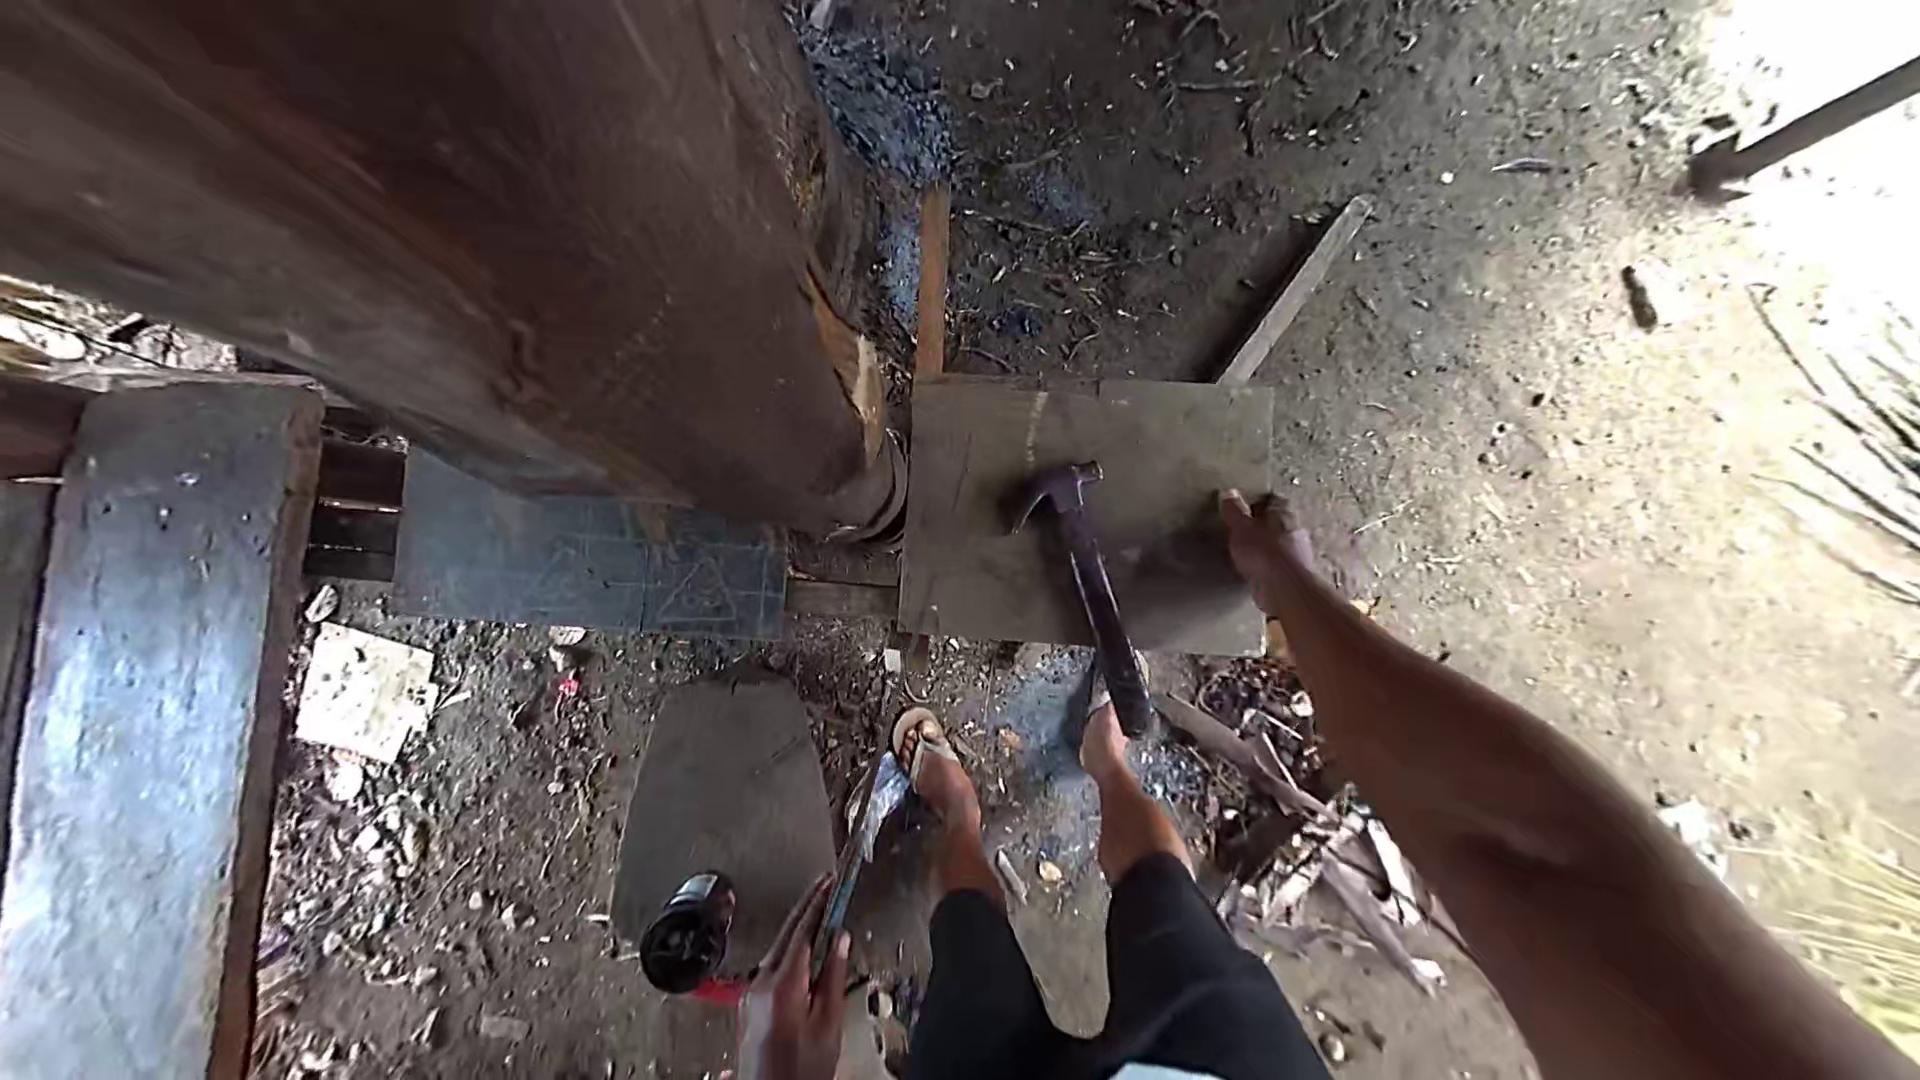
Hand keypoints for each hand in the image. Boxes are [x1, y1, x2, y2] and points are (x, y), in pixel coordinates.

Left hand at [736, 875, 849, 1079]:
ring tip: (822, 913)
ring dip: (800, 929)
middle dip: (808, 907)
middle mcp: (761, 984)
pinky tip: (806, 948)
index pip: (803, 930)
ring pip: (780, 948)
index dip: (818, 901)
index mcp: (782, 986)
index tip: (830, 881)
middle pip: (788, 933)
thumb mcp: (829, 1023)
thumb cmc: (802, 1071)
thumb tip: (841, 939)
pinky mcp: (751, 1004)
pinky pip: (773, 964)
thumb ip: (834, 975)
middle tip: (826, 885)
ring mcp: (752, 994)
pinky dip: (792, 950)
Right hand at [1219, 489, 1312, 614]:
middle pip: (1280, 522)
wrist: (1282, 585)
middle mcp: (1294, 530)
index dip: (1259, 503)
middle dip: (1266, 525)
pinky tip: (1260, 571)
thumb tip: (1229, 494)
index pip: (1273, 501)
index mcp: (1282, 514)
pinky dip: (1272, 566)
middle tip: (1249, 530)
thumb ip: (1234, 511)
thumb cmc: (1262, 551)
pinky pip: (1282, 565)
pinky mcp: (1296, 573)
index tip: (1246, 506)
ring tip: (1253, 553)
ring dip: (1271, 547)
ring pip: (1283, 544)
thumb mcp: (1239, 527)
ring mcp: (1298, 553)